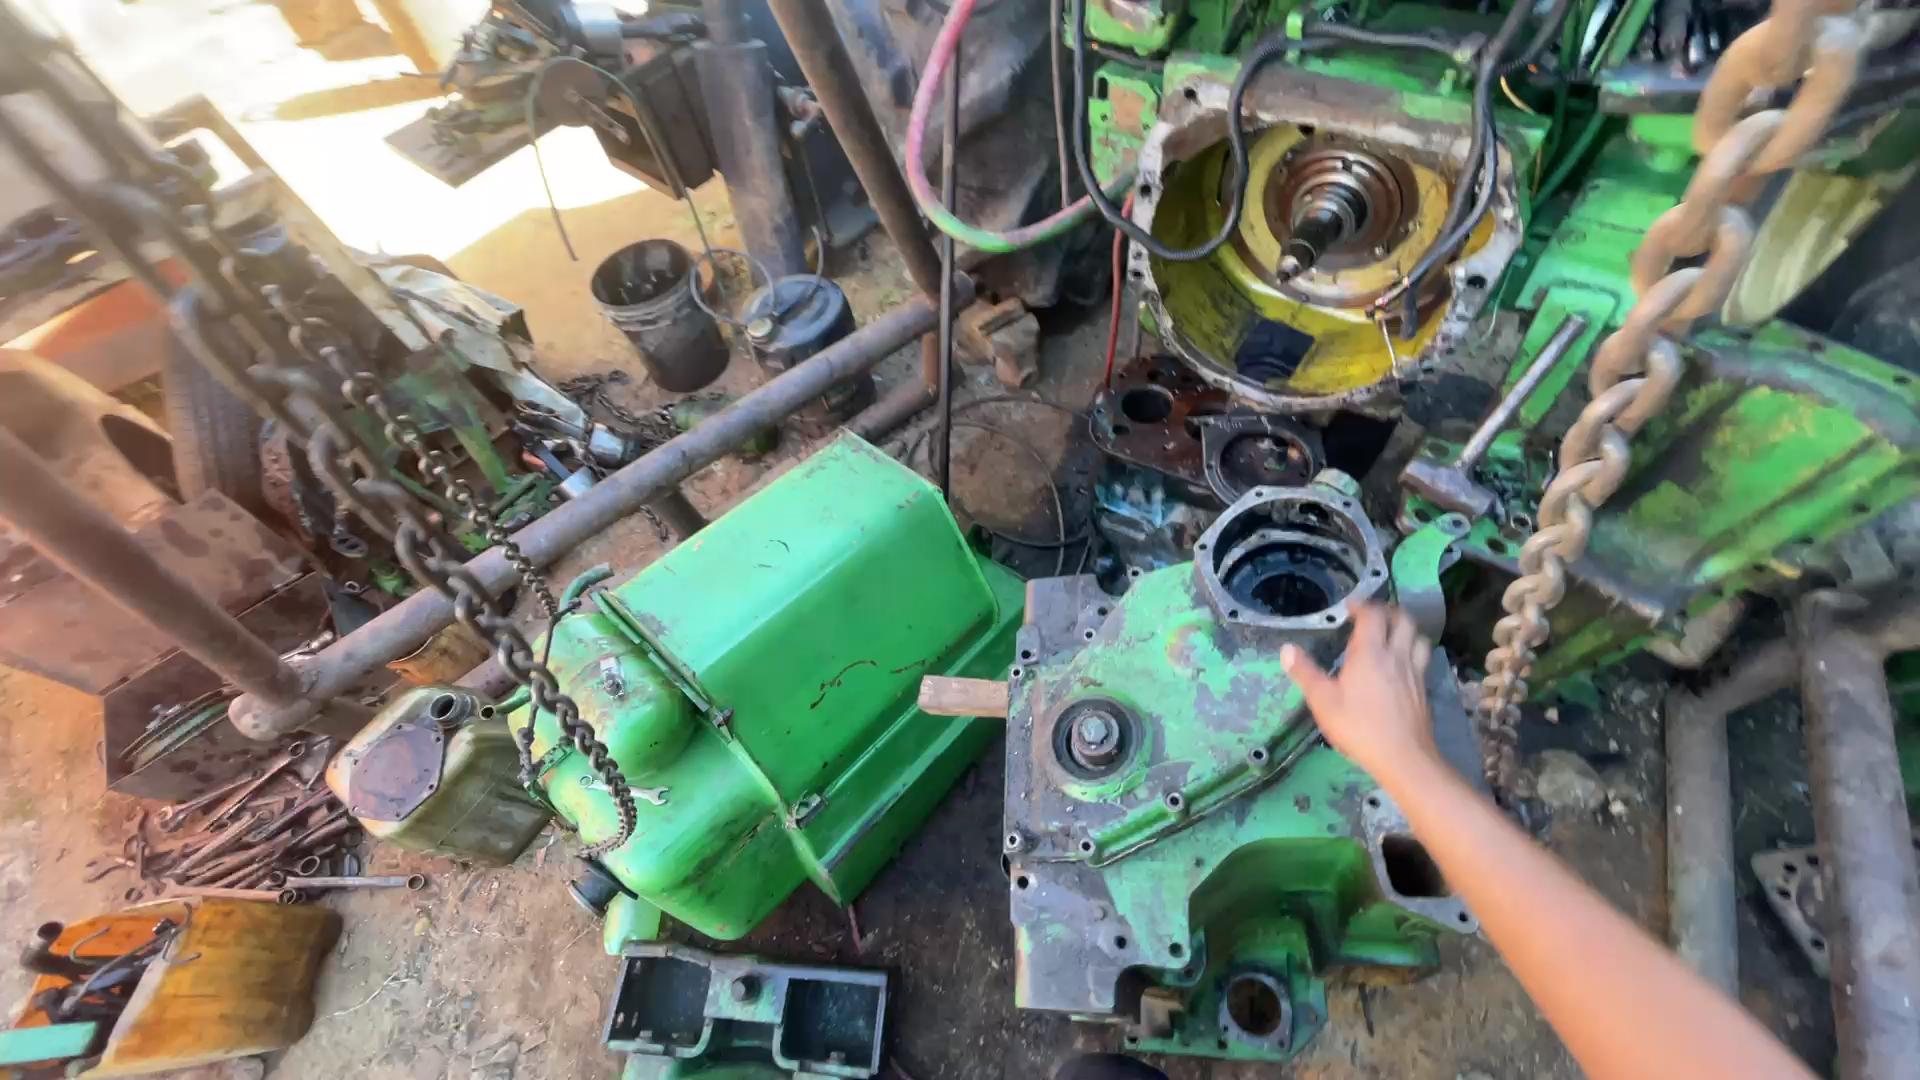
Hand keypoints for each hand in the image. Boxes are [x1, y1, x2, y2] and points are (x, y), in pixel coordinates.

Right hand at [1280, 601, 1439, 790]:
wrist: (1404, 758)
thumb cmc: (1359, 726)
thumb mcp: (1322, 700)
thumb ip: (1304, 672)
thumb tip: (1286, 649)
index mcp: (1370, 654)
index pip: (1373, 616)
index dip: (1362, 606)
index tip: (1349, 606)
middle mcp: (1397, 657)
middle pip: (1403, 621)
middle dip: (1388, 612)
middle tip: (1371, 615)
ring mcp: (1414, 673)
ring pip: (1418, 638)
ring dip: (1405, 630)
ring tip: (1390, 635)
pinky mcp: (1423, 690)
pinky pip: (1421, 659)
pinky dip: (1411, 652)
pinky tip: (1400, 665)